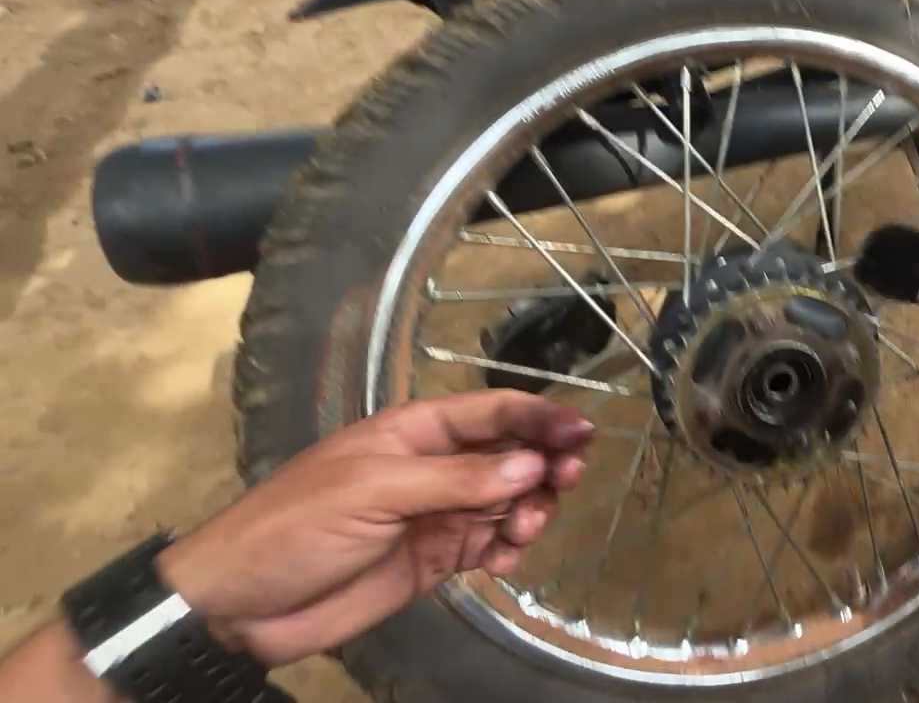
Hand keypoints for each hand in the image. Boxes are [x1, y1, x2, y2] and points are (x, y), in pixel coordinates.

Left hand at [156, 390, 593, 666]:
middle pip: (518, 451)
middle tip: (566, 480)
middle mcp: (443, 464)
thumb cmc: (296, 526)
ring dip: (532, 509)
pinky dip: (510, 550)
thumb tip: (532, 464)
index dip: (543, 416)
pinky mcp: (442, 555)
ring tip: (524, 531)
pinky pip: (495, 543)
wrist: (232, 611)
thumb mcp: (375, 491)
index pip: (498, 411)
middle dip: (548, 462)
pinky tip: (504, 562)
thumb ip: (459, 479)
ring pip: (515, 497)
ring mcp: (444, 510)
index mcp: (423, 431)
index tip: (582, 432)